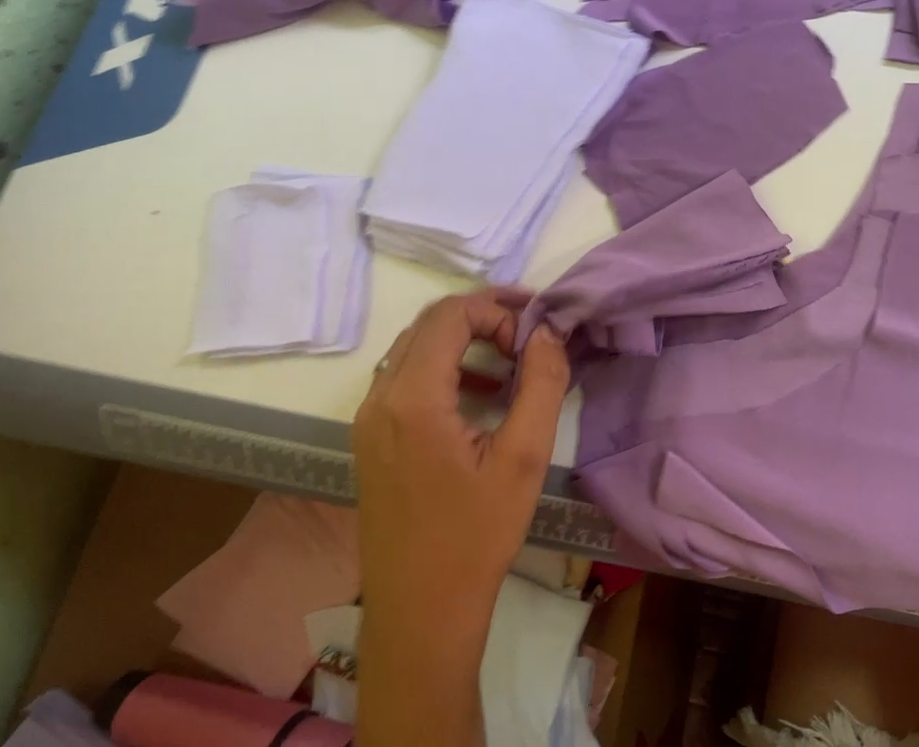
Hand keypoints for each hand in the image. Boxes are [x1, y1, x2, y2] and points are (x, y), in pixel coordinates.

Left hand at [352, 288, 571, 746]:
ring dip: (466, 342)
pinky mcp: (372, 441)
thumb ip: (541, 384)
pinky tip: (485, 396)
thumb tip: (549, 332)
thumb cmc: (476, 534)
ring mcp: (369, 421)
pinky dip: (448, 369)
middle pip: (429, 325)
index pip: (450, 316)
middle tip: (534, 332)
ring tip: (517, 361)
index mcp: (412, 399)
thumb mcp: (524, 456)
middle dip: (484, 317)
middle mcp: (379, 399)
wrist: (421, 608)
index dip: (498, 310)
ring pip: (415, 350)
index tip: (538, 335)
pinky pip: (407, 380)